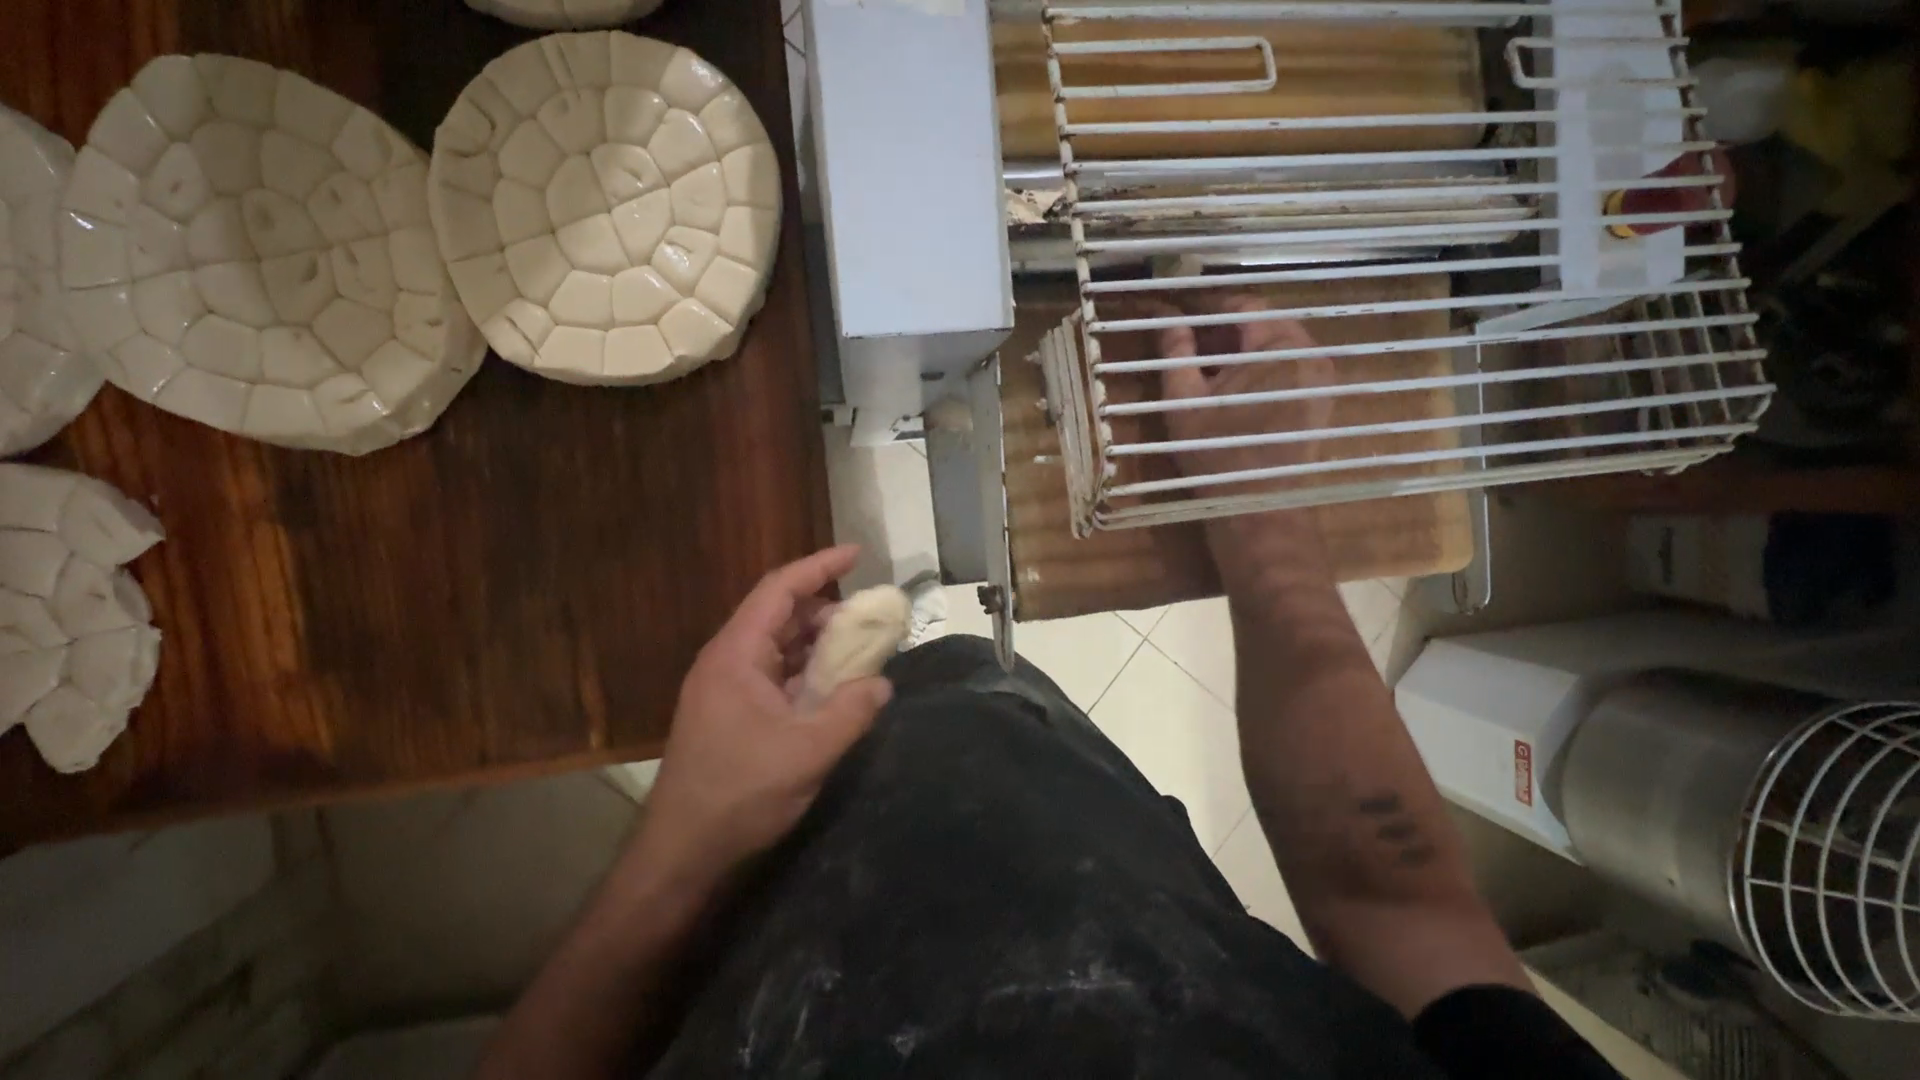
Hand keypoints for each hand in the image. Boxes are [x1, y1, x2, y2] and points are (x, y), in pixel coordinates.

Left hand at [630, 545, 893, 888]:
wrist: (682, 852)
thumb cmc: (740, 794)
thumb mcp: (807, 752)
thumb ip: (850, 712)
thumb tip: (882, 683)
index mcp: (736, 656)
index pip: (779, 591)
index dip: (819, 567)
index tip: (857, 554)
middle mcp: (727, 663)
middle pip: (779, 615)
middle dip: (826, 609)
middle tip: (869, 615)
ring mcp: (726, 690)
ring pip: (777, 648)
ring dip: (818, 643)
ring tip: (860, 648)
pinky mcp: (731, 715)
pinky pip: (774, 676)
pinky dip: (806, 672)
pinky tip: (833, 687)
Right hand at [1155, 296, 1335, 488]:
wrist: (1256, 507)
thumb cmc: (1215, 452)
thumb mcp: (1183, 399)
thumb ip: (1176, 351)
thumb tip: (1167, 317)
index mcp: (1280, 347)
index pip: (1244, 304)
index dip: (1208, 306)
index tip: (1179, 313)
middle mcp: (1309, 354)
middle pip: (1263, 323)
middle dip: (1223, 328)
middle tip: (1187, 339)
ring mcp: (1319, 378)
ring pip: (1274, 345)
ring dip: (1240, 348)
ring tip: (1204, 364)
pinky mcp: (1319, 399)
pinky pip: (1286, 368)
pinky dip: (1258, 368)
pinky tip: (1229, 385)